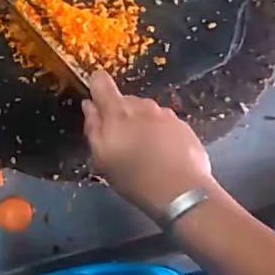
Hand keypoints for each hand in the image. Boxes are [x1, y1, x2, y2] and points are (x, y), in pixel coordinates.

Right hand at [82, 70, 213, 211]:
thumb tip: (89, 105)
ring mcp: (167, 115)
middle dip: (120, 115)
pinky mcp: (185, 127)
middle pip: (125, 100)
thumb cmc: (133, 177)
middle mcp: (143, 106)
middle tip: (120, 142)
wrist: (181, 192)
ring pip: (146, 112)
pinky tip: (162, 155)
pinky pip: (165, 123)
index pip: (101, 82)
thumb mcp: (101, 157)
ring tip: (144, 150)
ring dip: (141, 124)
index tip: (95, 100)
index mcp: (118, 111)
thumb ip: (92, 127)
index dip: (96, 86)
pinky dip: (160, 133)